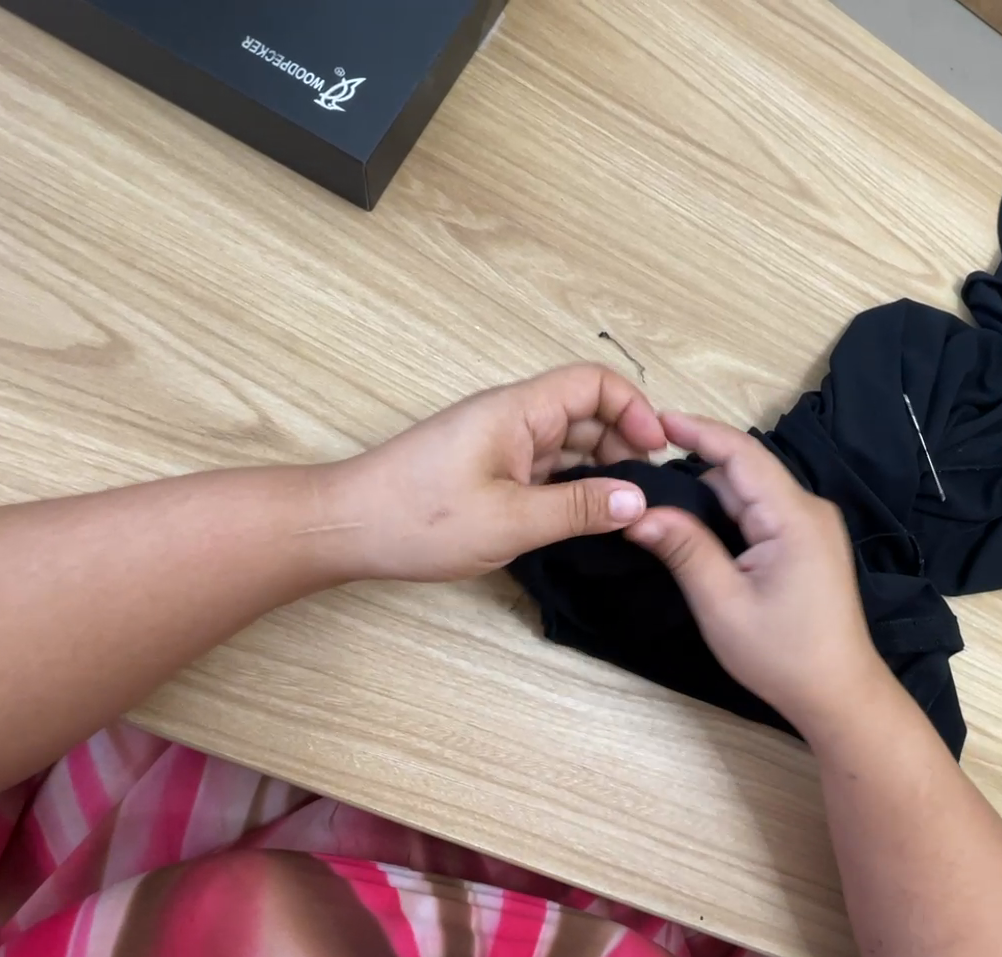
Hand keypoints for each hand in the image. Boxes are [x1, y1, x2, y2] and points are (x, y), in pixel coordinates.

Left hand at [316, 364, 665, 581]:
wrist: (346, 528)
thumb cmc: (415, 518)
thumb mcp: (510, 520)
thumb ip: (579, 509)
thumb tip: (637, 501)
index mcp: (518, 412)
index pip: (592, 383)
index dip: (633, 408)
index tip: (655, 450)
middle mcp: (515, 419)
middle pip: (588, 413)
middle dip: (624, 443)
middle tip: (645, 491)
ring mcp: (504, 444)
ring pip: (571, 442)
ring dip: (602, 468)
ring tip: (624, 508)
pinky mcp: (494, 468)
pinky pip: (550, 466)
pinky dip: (576, 485)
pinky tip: (589, 513)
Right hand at [625, 413, 889, 723]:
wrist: (837, 694)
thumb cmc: (782, 654)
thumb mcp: (722, 603)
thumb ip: (683, 550)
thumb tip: (639, 513)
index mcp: (794, 517)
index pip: (741, 455)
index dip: (698, 430)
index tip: (654, 420)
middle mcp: (809, 510)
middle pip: (743, 474)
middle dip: (693, 470)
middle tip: (642, 479)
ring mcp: (812, 526)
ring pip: (750, 495)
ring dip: (708, 499)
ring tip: (659, 508)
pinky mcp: (808, 543)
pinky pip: (761, 514)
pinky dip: (727, 517)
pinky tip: (696, 532)